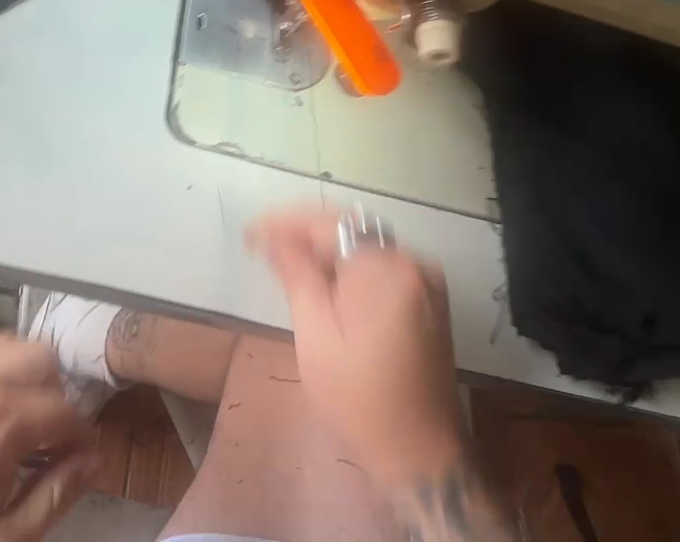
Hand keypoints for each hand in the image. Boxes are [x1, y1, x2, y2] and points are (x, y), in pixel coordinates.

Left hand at [0, 333, 98, 541]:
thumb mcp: (5, 538)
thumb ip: (57, 494)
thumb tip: (93, 461)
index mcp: (4, 420)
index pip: (67, 412)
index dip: (84, 438)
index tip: (86, 459)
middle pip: (43, 358)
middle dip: (58, 394)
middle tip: (53, 437)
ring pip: (9, 345)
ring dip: (27, 373)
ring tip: (23, 417)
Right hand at [247, 207, 464, 484]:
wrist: (422, 456)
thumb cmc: (361, 402)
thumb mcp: (317, 339)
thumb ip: (298, 278)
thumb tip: (275, 237)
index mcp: (386, 271)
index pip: (327, 224)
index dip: (284, 224)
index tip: (251, 235)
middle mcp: (413, 264)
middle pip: (348, 228)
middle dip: (303, 232)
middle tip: (263, 247)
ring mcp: (426, 281)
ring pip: (364, 244)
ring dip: (324, 248)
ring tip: (285, 264)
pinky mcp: (428, 298)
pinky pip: (380, 263)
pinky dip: (348, 265)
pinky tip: (323, 283)